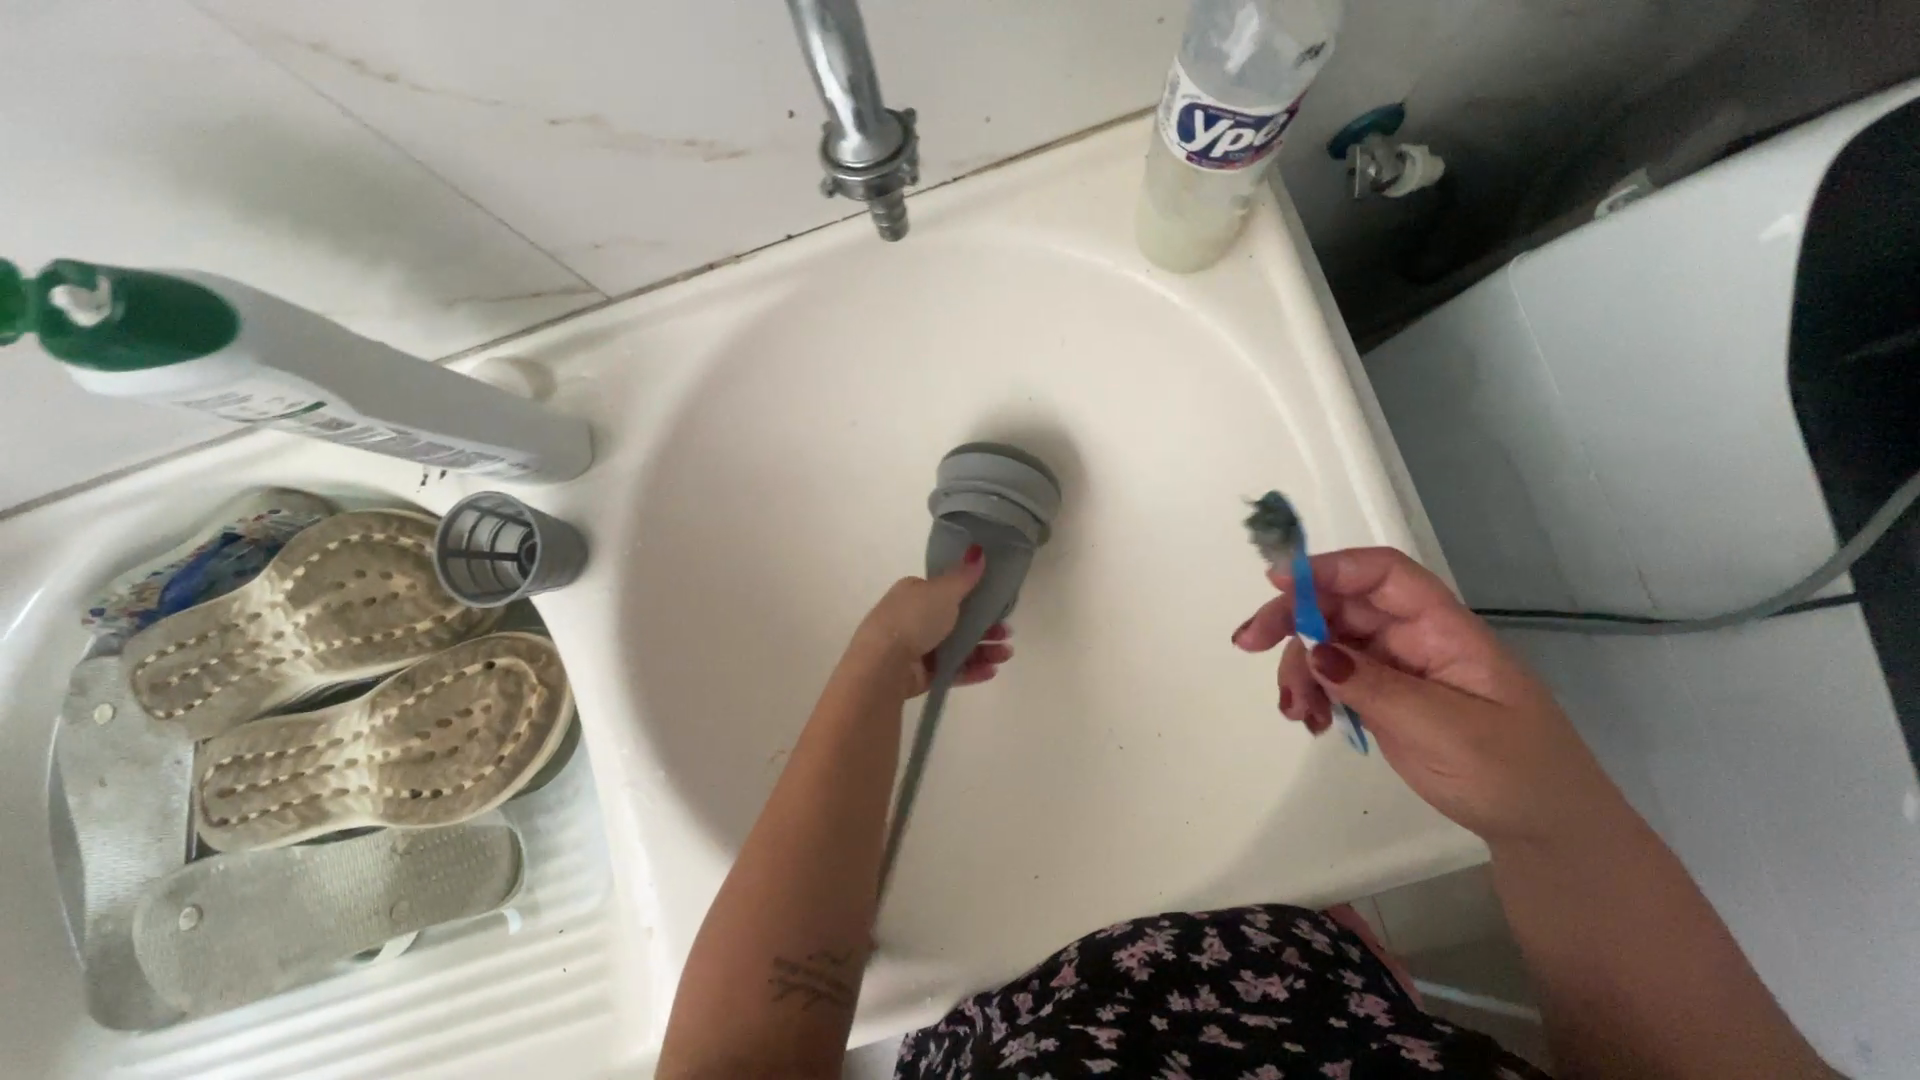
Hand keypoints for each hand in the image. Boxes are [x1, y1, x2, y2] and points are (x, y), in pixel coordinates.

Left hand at [846, 545, 1012, 698]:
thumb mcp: (943, 591)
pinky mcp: (920, 675)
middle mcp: (914, 619)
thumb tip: (978, 549)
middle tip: (1008, 633)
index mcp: (914, 593)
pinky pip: (951, 670)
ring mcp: (916, 648)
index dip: (974, 597)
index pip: (946, 592)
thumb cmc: (914, 619)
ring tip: (1005, 654)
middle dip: (986, 627)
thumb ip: (964, 575)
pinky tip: (992, 671)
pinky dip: (971, 670)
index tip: (997, 604)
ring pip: (957, 648)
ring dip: (984, 650)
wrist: (884, 664)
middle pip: (957, 622)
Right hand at [1231, 547, 1622, 842]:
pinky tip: (1312, 723)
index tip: (1276, 584)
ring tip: (1296, 713)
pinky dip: (1311, 695)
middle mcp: (1413, 638)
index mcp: (1443, 628)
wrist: (1544, 828)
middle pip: (1340, 605)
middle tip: (1247, 643)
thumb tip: (1314, 651)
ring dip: (1298, 668)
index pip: (1381, 575)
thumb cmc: (1513, 770)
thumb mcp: (1445, 728)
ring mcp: (1395, 669)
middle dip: (1291, 618)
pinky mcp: (1382, 698)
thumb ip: (1375, 688)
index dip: (1329, 569)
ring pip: (1326, 643)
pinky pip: (1331, 680)